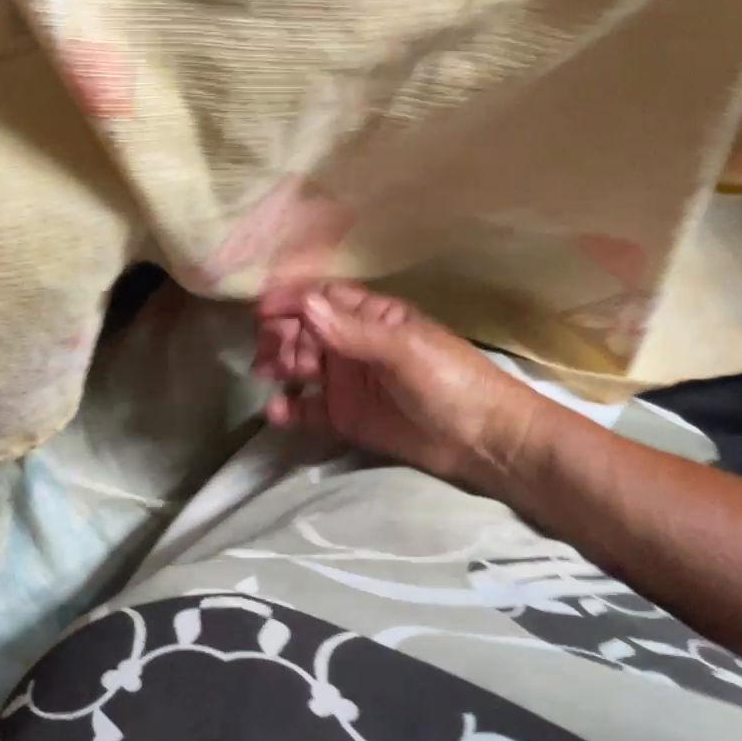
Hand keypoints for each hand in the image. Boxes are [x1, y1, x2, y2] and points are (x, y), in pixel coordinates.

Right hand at [254, 282, 551, 489]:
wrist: (480, 440)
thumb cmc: (451, 382)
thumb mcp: (403, 350)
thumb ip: (352, 331)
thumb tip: (305, 305)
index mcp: (372, 319)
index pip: (323, 300)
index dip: (291, 301)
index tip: (260, 311)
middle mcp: (354, 346)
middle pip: (304, 332)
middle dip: (279, 337)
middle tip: (266, 354)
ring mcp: (346, 382)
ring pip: (299, 367)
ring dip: (278, 366)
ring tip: (265, 375)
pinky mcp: (343, 417)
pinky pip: (306, 409)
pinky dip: (288, 409)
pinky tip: (276, 411)